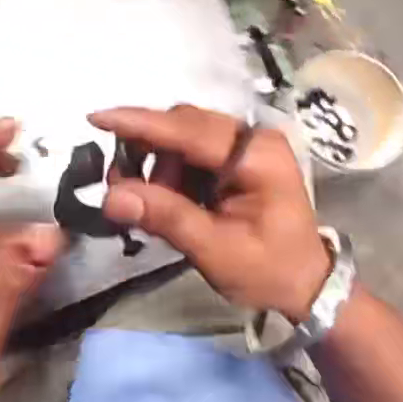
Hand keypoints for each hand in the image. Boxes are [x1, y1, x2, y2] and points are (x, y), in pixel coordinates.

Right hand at [90, 105, 330, 320]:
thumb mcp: (216, 250)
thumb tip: (111, 196)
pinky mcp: (239, 156)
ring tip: (150, 203)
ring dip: (159, 164)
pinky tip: (168, 199)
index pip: (189, 130)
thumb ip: (166, 217)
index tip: (97, 119)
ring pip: (184, 136)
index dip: (141, 124)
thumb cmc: (268, 270)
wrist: (306, 282)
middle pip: (184, 125)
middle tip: (121, 187)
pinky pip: (193, 151)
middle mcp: (254, 138)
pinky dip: (172, 171)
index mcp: (257, 156)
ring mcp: (248, 144)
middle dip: (147, 151)